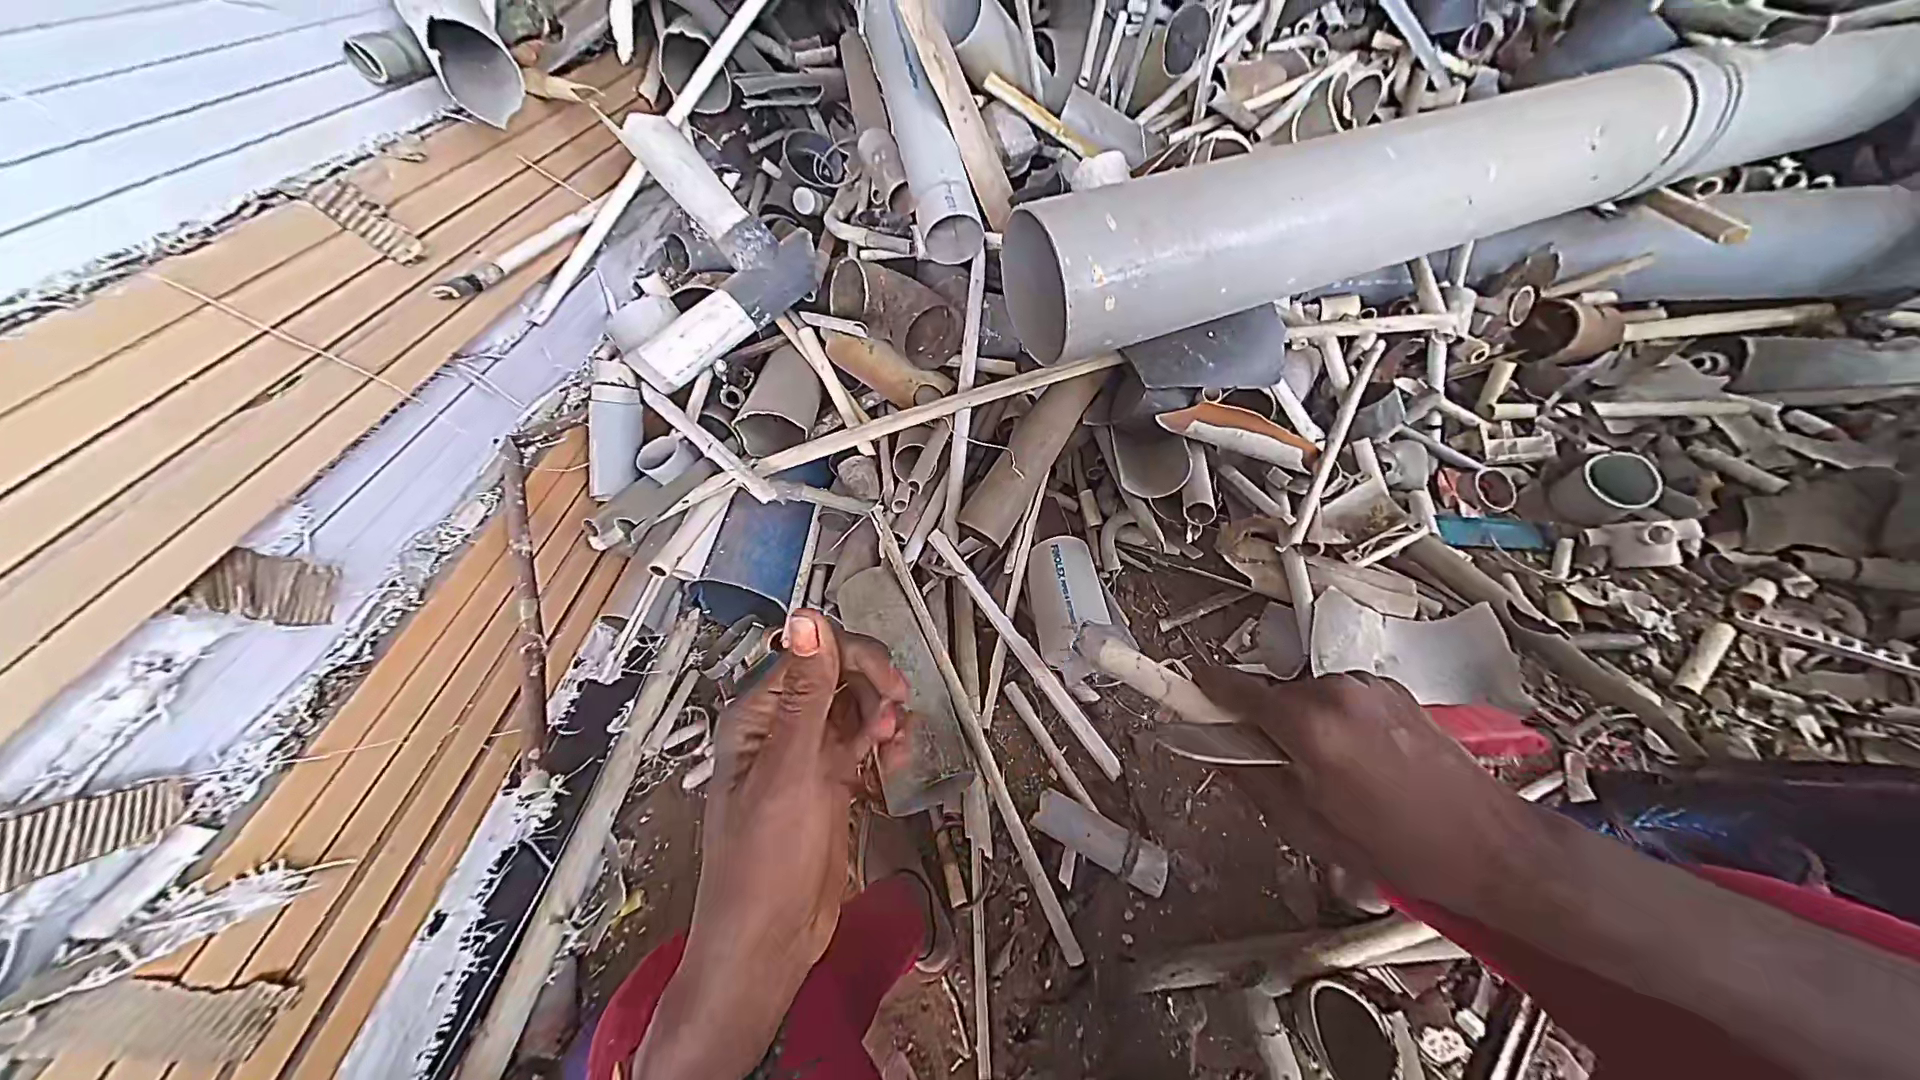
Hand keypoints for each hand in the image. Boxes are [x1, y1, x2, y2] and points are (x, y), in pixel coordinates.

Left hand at [635, 610, 909, 1078]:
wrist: (770, 943)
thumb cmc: (763, 863)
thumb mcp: (790, 770)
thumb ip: (806, 693)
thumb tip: (807, 621)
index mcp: (757, 714)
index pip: (810, 654)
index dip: (853, 658)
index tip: (888, 682)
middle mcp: (781, 726)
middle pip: (836, 674)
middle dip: (872, 684)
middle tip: (897, 708)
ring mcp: (808, 751)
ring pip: (855, 704)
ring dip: (881, 713)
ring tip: (894, 740)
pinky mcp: (830, 776)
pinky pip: (863, 739)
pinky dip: (883, 742)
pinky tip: (893, 757)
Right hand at [1194, 667, 1539, 912]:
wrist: (1493, 847)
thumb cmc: (1398, 846)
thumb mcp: (1304, 825)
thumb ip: (1249, 777)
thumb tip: (1214, 747)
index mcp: (1307, 725)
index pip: (1232, 687)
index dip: (1202, 689)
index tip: (1184, 689)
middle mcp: (1334, 691)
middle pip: (1269, 693)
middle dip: (1262, 722)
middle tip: (1278, 764)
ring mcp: (1366, 685)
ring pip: (1303, 693)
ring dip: (1300, 721)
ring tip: (1330, 769)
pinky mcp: (1390, 688)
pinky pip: (1336, 695)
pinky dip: (1332, 716)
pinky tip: (1359, 757)